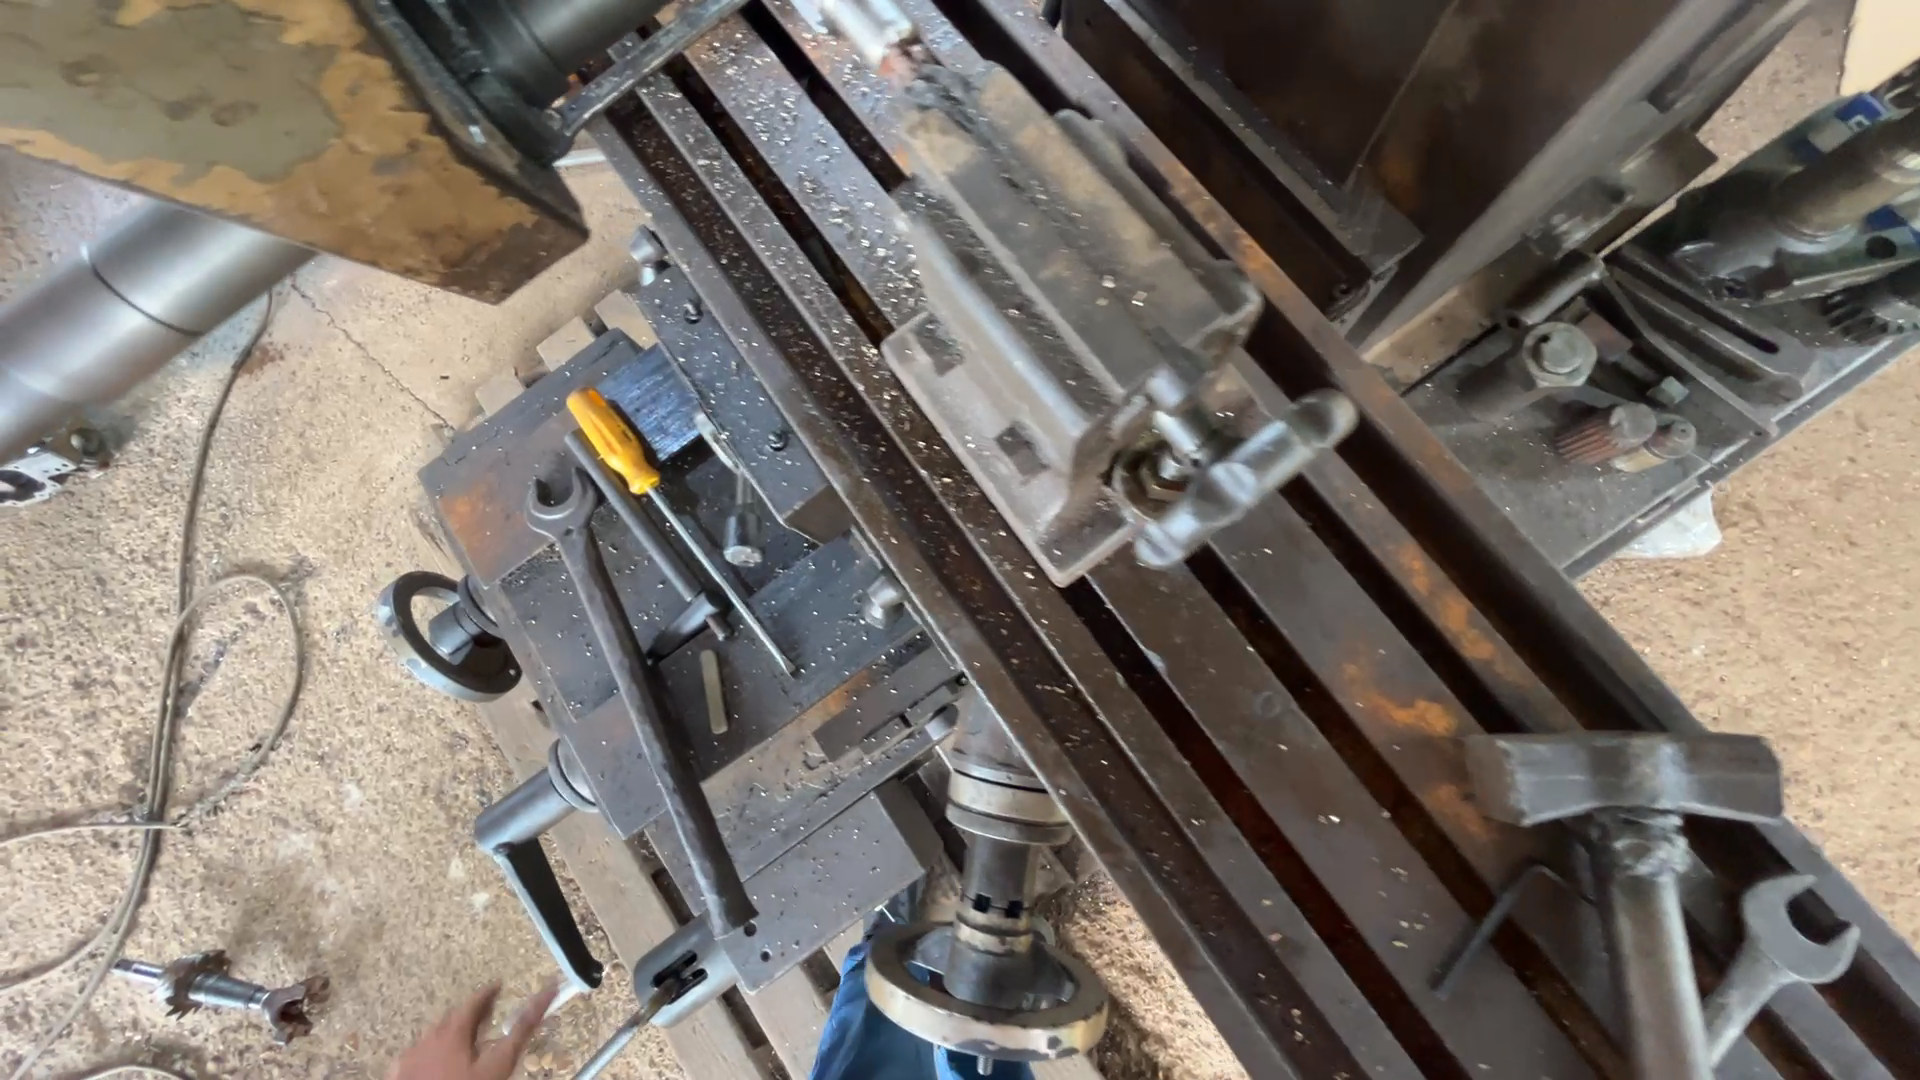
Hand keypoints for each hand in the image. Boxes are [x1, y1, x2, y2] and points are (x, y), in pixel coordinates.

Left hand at [388, 981, 560, 1079]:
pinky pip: (415, 1055)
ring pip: (432, 1035)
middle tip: (488, 1014)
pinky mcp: (397, 1077)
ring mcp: (406, 1060)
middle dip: (471, 1012)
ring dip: (451, 1031)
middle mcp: (427, 1039)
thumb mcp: (501, 1061)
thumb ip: (524, 1025)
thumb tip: (550, 989)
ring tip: (467, 1040)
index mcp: (453, 1031)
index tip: (501, 986)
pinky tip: (437, 1062)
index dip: (489, 991)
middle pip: (452, 1016)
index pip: (473, 1000)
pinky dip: (430, 1051)